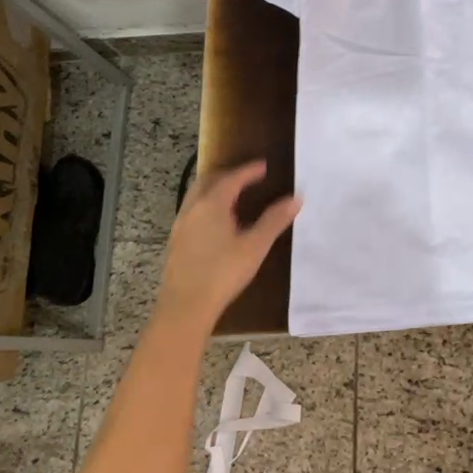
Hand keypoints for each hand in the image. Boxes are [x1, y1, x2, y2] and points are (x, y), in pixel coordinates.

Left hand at [157, 159, 300, 320]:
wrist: (185, 306)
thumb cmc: (223, 273)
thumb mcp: (255, 246)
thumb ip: (275, 220)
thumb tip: (296, 198)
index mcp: (212, 205)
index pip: (232, 179)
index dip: (249, 170)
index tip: (264, 166)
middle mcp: (192, 209)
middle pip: (208, 181)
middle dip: (228, 175)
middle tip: (247, 177)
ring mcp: (180, 226)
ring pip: (196, 196)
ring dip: (215, 190)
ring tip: (233, 197)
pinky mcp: (176, 242)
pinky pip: (192, 212)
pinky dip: (207, 206)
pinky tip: (217, 223)